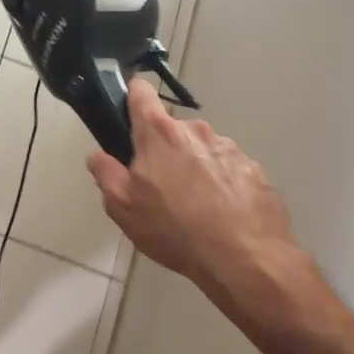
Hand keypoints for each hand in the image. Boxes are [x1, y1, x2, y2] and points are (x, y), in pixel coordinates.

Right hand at [87, 80, 302, 301]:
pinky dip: (224, 186)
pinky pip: (230, 171)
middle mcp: (196, 131)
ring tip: (197, 208)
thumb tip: (98, 156)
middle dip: (165, 151)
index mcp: (159, 134)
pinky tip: (222, 216)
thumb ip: (105, 174)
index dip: (133, 98)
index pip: (141, 93)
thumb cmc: (175, 230)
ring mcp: (230, 149)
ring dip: (196, 168)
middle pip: (172, 130)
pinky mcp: (255, 171)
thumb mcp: (123, 208)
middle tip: (161, 187)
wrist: (245, 259)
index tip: (130, 115)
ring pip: (202, 151)